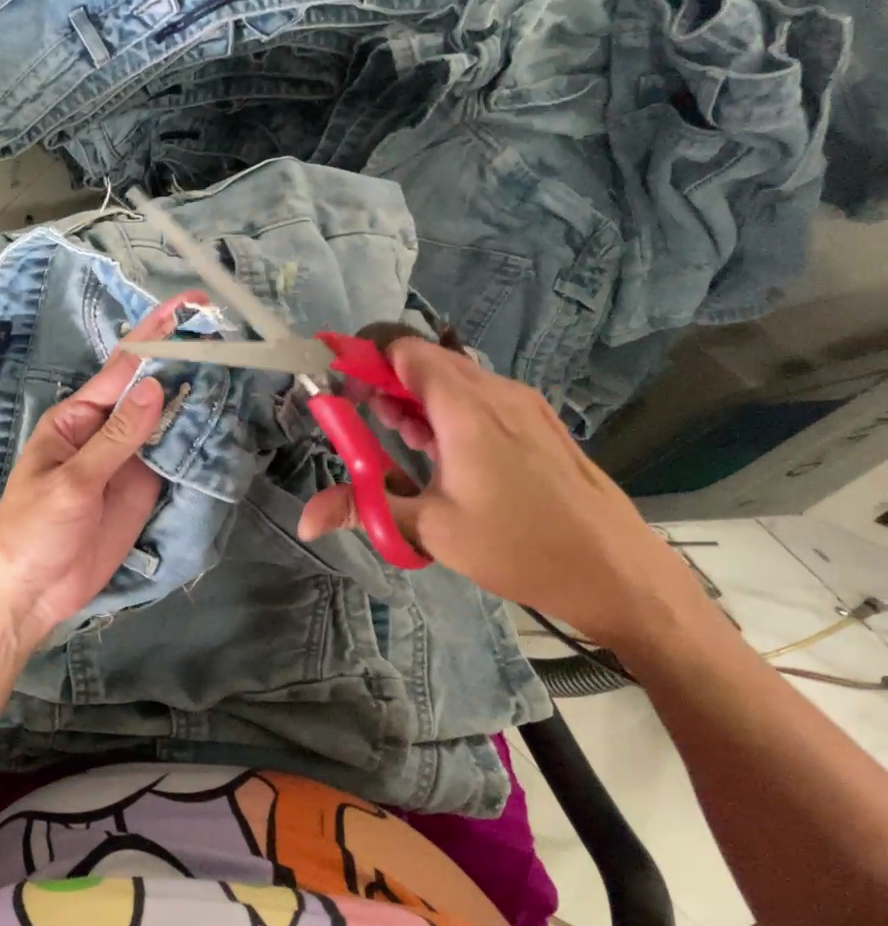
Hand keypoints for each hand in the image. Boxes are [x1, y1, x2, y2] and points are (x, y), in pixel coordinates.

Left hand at [0, 293, 202, 650]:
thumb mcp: (71, 483)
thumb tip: (156, 387)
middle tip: (234, 330)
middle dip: (186, 359)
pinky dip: (199, 438)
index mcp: (75, 419)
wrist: (32, 592)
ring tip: (243, 363)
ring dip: (199, 395)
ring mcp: (127, 460)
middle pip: (150, 389)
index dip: (157, 336)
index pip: (121, 370)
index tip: (191, 305)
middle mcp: (104, 431)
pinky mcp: (144, 488)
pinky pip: (173, 456)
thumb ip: (116, 438)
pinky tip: (229, 417)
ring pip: (168, 420)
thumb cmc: (33, 531)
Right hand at [297, 338, 696, 649]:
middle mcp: (497, 394)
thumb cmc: (520, 547)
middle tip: (362, 424)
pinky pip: (479, 399)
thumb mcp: (430, 529)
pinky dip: (446, 412)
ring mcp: (524, 408)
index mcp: (467, 409)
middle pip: (427, 362)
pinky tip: (441, 455)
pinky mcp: (539, 426)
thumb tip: (304, 521)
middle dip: (384, 383)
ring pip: (454, 381)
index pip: (404, 350)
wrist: (621, 575)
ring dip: (416, 400)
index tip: (338, 389)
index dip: (363, 359)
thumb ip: (362, 509)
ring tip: (399, 444)